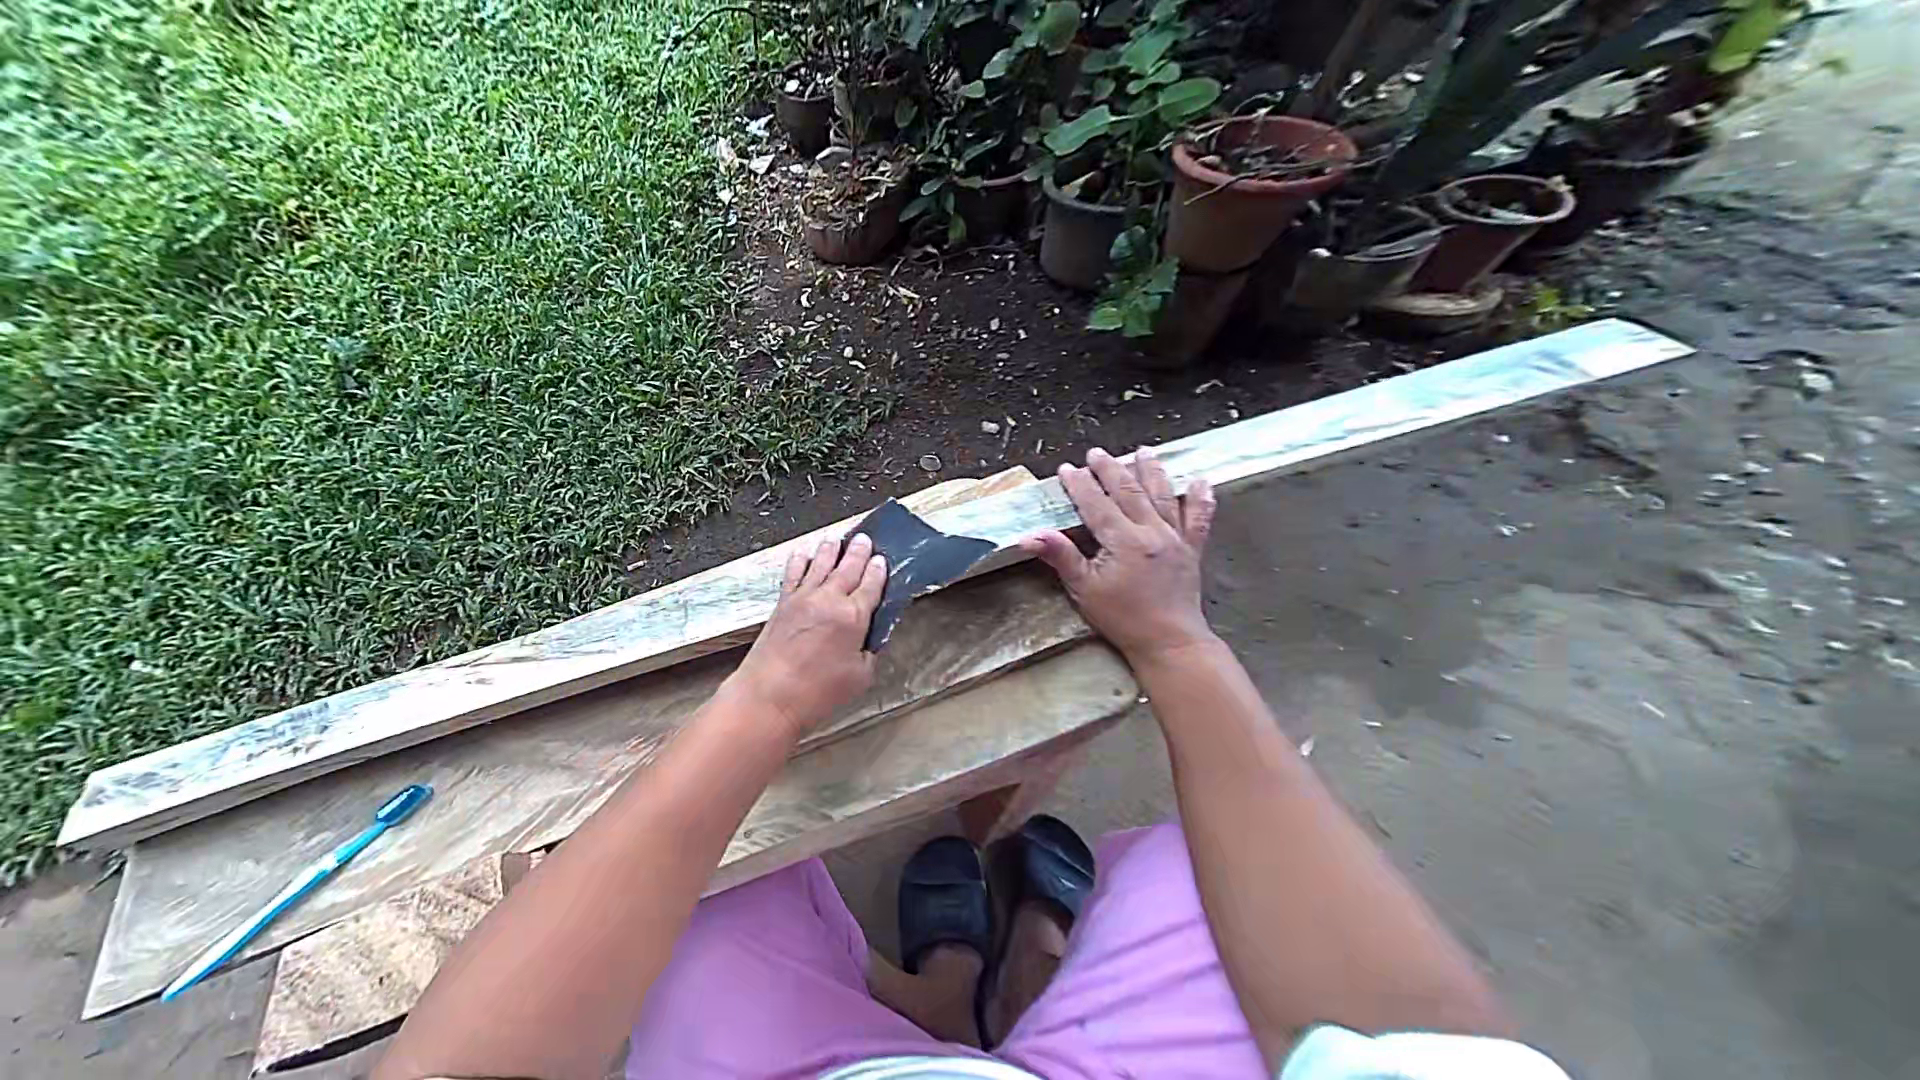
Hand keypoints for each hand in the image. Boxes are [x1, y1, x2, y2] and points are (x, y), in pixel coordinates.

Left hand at [728, 533, 887, 738]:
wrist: (769, 697)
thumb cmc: (817, 693)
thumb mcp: (860, 676)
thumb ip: (869, 650)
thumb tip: (869, 636)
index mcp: (854, 617)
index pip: (871, 585)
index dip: (878, 570)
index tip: (882, 559)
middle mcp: (829, 600)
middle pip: (848, 568)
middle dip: (858, 552)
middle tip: (864, 539)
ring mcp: (803, 599)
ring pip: (820, 565)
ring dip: (830, 550)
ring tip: (837, 539)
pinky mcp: (782, 604)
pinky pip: (793, 574)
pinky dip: (799, 561)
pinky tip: (803, 553)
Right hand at [1020, 446, 1217, 662]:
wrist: (1169, 641)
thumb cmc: (1122, 618)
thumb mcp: (1084, 589)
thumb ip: (1060, 557)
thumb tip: (1029, 536)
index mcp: (1123, 540)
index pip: (1096, 503)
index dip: (1080, 484)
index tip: (1067, 469)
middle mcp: (1151, 531)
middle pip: (1128, 491)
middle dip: (1110, 469)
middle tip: (1097, 453)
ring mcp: (1175, 538)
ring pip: (1161, 495)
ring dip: (1151, 471)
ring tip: (1144, 451)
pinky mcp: (1191, 549)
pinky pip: (1198, 519)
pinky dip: (1200, 499)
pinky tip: (1201, 482)